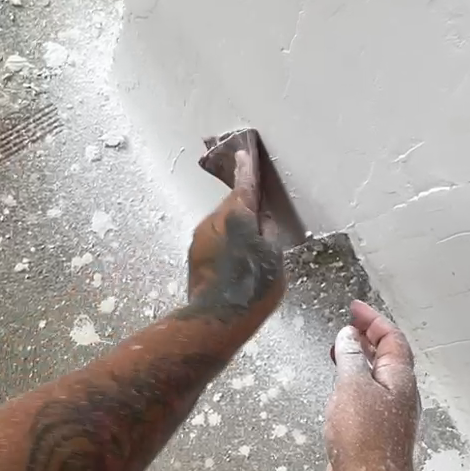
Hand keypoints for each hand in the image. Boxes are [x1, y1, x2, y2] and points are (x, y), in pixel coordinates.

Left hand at [179, 147, 283, 323]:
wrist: (218, 318)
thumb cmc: (252, 287)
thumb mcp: (275, 257)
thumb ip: (269, 232)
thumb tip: (263, 220)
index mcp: (237, 214)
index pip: (245, 184)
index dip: (247, 168)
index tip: (244, 152)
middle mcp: (214, 220)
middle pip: (232, 206)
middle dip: (246, 210)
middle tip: (262, 222)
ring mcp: (200, 237)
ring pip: (222, 224)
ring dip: (235, 231)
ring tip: (252, 254)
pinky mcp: (194, 255)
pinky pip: (214, 241)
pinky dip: (226, 246)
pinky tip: (237, 266)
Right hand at [324, 300, 419, 470]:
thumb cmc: (363, 438)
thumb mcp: (352, 386)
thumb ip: (350, 358)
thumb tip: (348, 337)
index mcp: (399, 379)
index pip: (392, 338)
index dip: (374, 320)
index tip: (355, 308)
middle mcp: (398, 395)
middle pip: (388, 357)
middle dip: (368, 337)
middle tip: (348, 325)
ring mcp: (387, 415)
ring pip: (376, 377)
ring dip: (360, 359)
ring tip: (340, 350)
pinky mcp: (373, 433)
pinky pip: (365, 397)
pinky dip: (352, 382)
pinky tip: (338, 388)